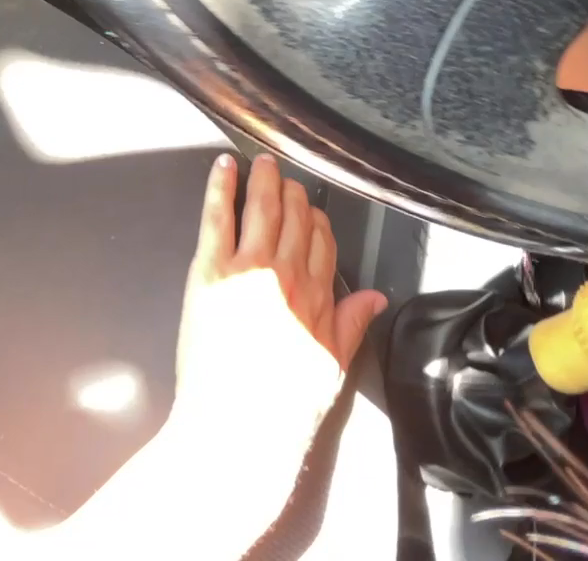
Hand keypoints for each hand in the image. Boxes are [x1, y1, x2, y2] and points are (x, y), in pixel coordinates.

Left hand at [171, 153, 387, 458]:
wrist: (235, 426)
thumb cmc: (282, 406)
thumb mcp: (331, 367)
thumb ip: (353, 324)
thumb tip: (377, 298)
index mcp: (315, 296)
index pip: (322, 240)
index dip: (317, 220)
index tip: (310, 211)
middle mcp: (286, 274)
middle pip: (295, 217)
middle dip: (292, 192)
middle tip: (285, 178)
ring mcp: (247, 268)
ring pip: (261, 207)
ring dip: (262, 179)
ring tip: (261, 161)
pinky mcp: (210, 270)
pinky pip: (218, 216)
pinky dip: (220, 186)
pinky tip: (223, 166)